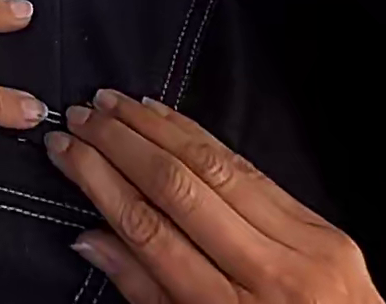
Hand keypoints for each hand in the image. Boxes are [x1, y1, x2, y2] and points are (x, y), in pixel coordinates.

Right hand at [46, 91, 382, 303]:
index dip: (99, 182)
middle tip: (79, 113)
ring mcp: (301, 246)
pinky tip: (161, 113)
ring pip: (208, 164)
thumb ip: (146, 294)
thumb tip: (87, 236)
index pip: (148, 231)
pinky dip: (196, 134)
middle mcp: (268, 278)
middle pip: (176, 188)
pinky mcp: (320, 225)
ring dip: (151, 125)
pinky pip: (244, 165)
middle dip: (119, 143)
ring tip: (109, 101)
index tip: (65, 147)